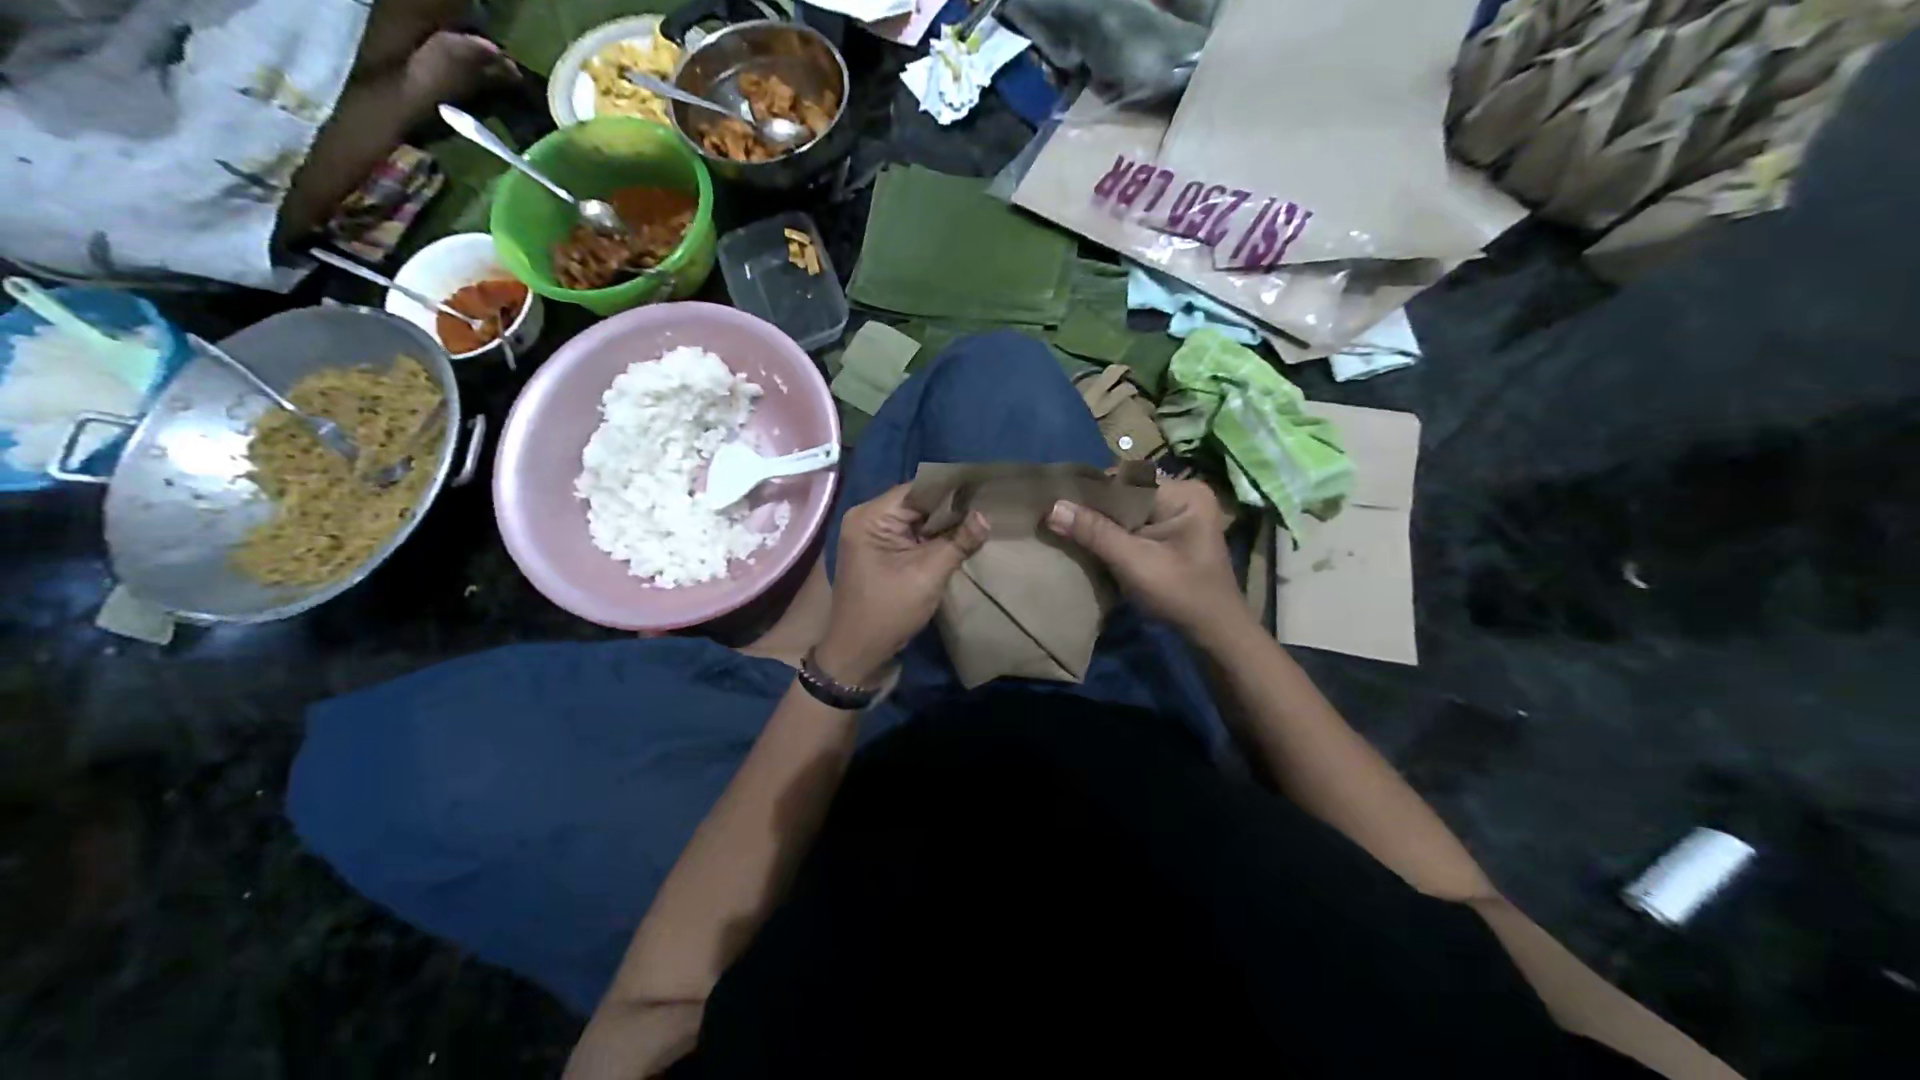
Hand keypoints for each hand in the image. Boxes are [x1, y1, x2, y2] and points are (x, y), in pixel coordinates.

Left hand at [814, 485, 990, 686]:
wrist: (858, 651)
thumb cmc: (888, 610)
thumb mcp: (928, 574)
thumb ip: (958, 541)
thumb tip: (986, 515)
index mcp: (871, 517)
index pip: (918, 490)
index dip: (951, 490)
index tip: (983, 490)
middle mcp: (868, 518)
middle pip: (917, 503)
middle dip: (951, 508)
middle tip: (987, 506)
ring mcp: (873, 535)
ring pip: (917, 520)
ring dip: (944, 524)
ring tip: (979, 520)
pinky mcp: (880, 551)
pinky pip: (911, 535)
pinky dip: (933, 538)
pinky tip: (960, 539)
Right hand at [1046, 477, 1251, 644]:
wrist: (1215, 631)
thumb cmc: (1180, 594)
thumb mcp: (1133, 562)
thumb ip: (1094, 532)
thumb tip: (1052, 507)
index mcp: (1184, 492)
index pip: (1125, 480)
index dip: (1090, 493)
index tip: (1056, 505)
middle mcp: (1184, 492)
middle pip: (1126, 492)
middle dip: (1095, 507)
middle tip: (1058, 519)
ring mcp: (1181, 511)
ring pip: (1128, 507)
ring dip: (1102, 521)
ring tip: (1069, 528)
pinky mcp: (1173, 529)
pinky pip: (1136, 520)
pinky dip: (1115, 531)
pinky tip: (1094, 541)